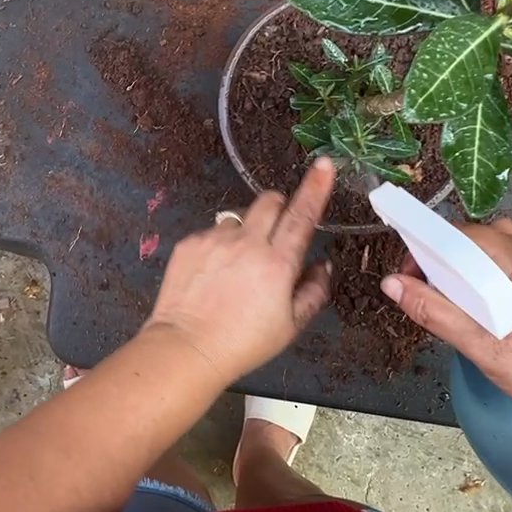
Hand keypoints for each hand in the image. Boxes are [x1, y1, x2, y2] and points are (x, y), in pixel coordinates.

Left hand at [140, 158, 336, 385]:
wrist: (187, 347)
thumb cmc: (243, 342)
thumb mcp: (291, 326)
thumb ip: (313, 291)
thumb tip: (322, 265)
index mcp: (277, 263)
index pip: (302, 215)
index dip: (315, 187)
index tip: (323, 164)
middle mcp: (246, 243)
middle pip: (269, 201)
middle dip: (278, 207)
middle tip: (276, 233)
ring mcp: (214, 239)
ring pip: (239, 218)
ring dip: (246, 231)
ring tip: (237, 267)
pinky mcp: (190, 243)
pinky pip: (212, 232)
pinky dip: (219, 245)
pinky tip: (213, 274)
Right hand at [379, 217, 511, 433]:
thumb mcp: (483, 346)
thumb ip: (435, 311)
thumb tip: (392, 284)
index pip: (463, 233)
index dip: (427, 248)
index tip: (409, 277)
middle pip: (484, 237)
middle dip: (449, 255)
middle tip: (431, 290)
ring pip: (506, 250)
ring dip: (476, 265)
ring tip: (462, 300)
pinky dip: (500, 275)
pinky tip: (496, 310)